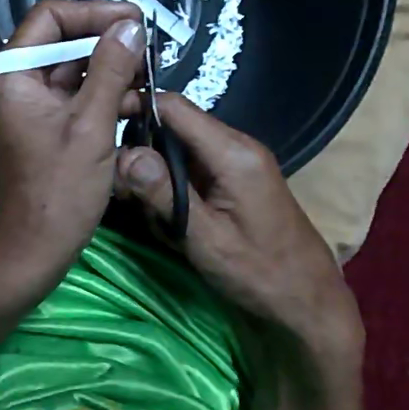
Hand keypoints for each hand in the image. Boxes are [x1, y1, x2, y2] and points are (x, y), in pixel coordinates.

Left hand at [0, 0, 145, 290]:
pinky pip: (77, 95)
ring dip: (112, 69)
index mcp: (12, 75)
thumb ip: (112, 69)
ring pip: (75, 68)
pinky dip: (106, 94)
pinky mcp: (46, 123)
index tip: (135, 22)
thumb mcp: (92, 124)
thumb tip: (132, 26)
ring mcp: (30, 104)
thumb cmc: (61, 189)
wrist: (38, 248)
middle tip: (151, 50)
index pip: (49, 17)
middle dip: (108, 42)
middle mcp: (15, 82)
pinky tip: (139, 101)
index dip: (93, 12)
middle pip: (63, 41)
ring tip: (151, 75)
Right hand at [113, 94, 361, 362]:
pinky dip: (170, 185)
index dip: (135, 107)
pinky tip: (163, 215)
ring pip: (177, 148)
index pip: (174, 107)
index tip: (101, 128)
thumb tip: (125, 154)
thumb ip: (164, 194)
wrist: (307, 303)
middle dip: (140, 149)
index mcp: (233, 153)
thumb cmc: (259, 273)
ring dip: (153, 171)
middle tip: (117, 185)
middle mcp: (236, 147)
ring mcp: (236, 162)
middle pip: (173, 125)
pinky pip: (190, 167)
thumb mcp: (205, 239)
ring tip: (138, 205)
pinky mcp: (233, 179)